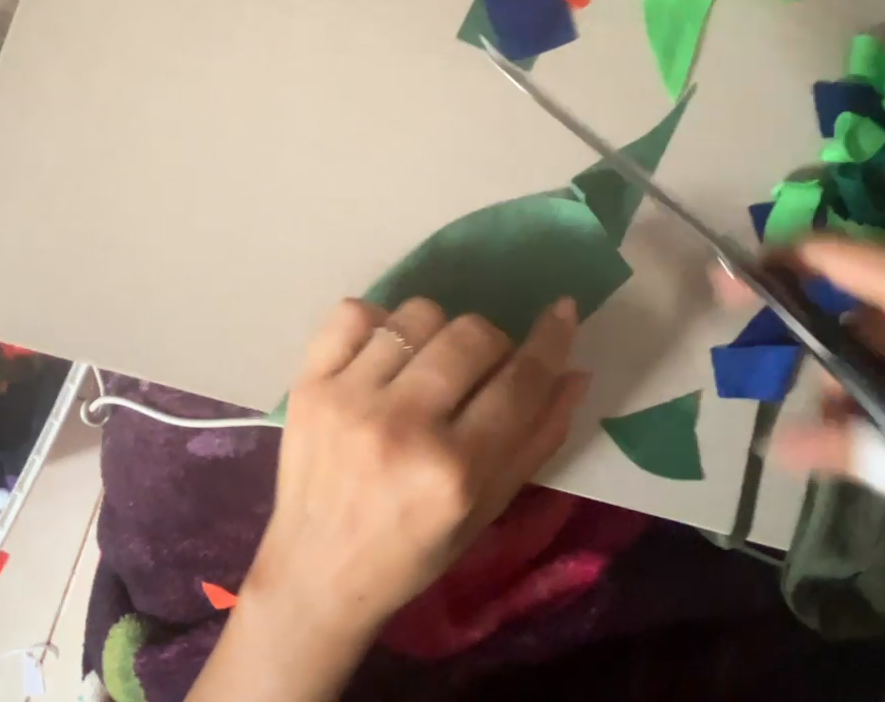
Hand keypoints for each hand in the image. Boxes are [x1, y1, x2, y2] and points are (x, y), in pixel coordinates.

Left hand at [247, 296, 588, 643]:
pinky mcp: (309, 383)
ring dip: (438, 332)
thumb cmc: (413, 551)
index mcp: (454, 472)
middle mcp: (401, 427)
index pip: (520, 383)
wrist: (317, 571)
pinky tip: (384, 355)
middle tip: (481, 371)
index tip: (562, 312)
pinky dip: (378, 322)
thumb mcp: (487, 511)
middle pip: (471, 335)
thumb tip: (574, 372)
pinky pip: (353, 312)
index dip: (550, 341)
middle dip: (492, 343)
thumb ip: (536, 440)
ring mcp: (348, 399)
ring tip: (429, 366)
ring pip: (417, 315)